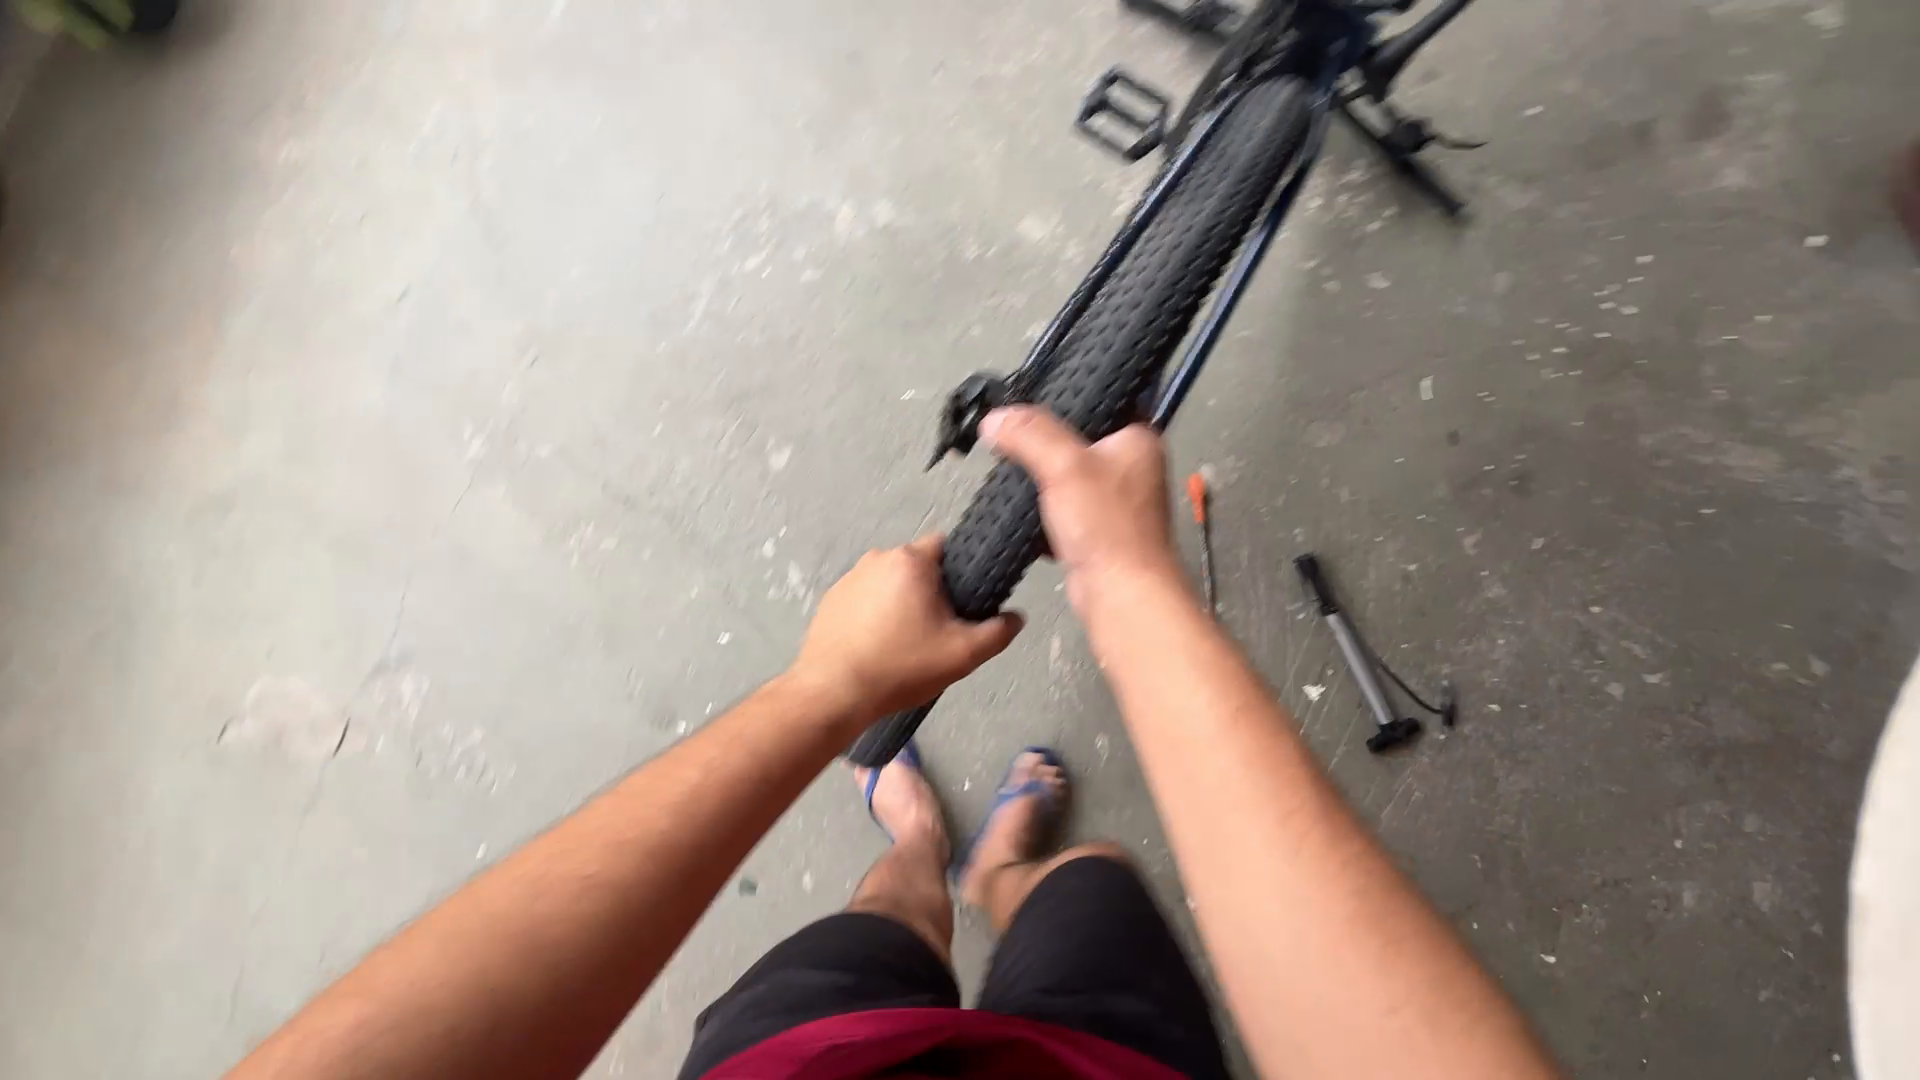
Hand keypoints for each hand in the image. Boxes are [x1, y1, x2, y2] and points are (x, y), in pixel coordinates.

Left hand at [789, 535, 1024, 724]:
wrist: (834, 693)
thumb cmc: (902, 666)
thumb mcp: (963, 654)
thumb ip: (997, 633)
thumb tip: (1016, 617)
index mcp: (911, 561)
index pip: (946, 545)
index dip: (962, 569)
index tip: (966, 598)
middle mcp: (877, 558)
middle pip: (918, 565)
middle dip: (931, 589)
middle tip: (939, 628)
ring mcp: (849, 577)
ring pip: (890, 581)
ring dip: (902, 600)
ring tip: (906, 640)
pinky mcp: (831, 599)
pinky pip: (865, 597)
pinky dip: (875, 612)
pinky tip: (878, 644)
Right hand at [979, 406, 1182, 610]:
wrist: (1120, 594)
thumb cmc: (1109, 526)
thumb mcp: (1064, 465)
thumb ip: (1030, 435)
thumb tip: (995, 418)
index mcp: (1139, 440)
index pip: (1102, 402)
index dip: (1067, 400)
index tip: (1031, 402)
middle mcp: (1132, 468)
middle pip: (1078, 441)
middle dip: (1045, 447)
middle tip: (1014, 440)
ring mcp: (1116, 502)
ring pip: (1068, 478)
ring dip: (1043, 482)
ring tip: (1015, 474)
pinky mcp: (1099, 531)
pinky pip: (1064, 510)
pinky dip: (1044, 512)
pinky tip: (1025, 512)